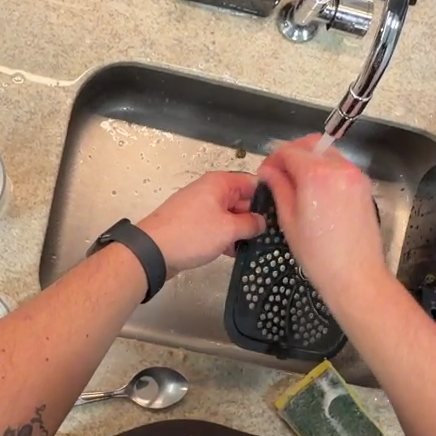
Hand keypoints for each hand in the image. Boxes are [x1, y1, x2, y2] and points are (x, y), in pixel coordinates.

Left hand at [137, 171, 265, 275]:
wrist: (153, 252)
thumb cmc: (191, 234)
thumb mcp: (228, 229)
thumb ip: (250, 224)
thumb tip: (262, 222)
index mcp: (219, 183)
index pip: (252, 182)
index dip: (268, 197)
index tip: (282, 213)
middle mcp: (209, 191)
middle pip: (241, 200)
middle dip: (255, 217)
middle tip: (273, 236)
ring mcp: (200, 209)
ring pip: (229, 216)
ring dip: (240, 231)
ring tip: (257, 247)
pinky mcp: (193, 226)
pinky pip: (216, 228)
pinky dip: (226, 238)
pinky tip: (236, 253)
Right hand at [256, 136, 389, 300]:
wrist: (355, 275)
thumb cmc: (319, 255)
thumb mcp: (289, 220)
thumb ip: (279, 188)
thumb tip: (268, 171)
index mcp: (316, 175)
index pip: (290, 151)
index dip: (274, 159)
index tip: (266, 172)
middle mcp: (339, 169)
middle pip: (312, 145)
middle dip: (293, 153)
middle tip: (280, 173)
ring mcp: (355, 176)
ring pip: (328, 154)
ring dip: (310, 161)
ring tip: (297, 184)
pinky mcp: (364, 187)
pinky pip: (341, 168)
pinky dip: (326, 171)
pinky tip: (315, 192)